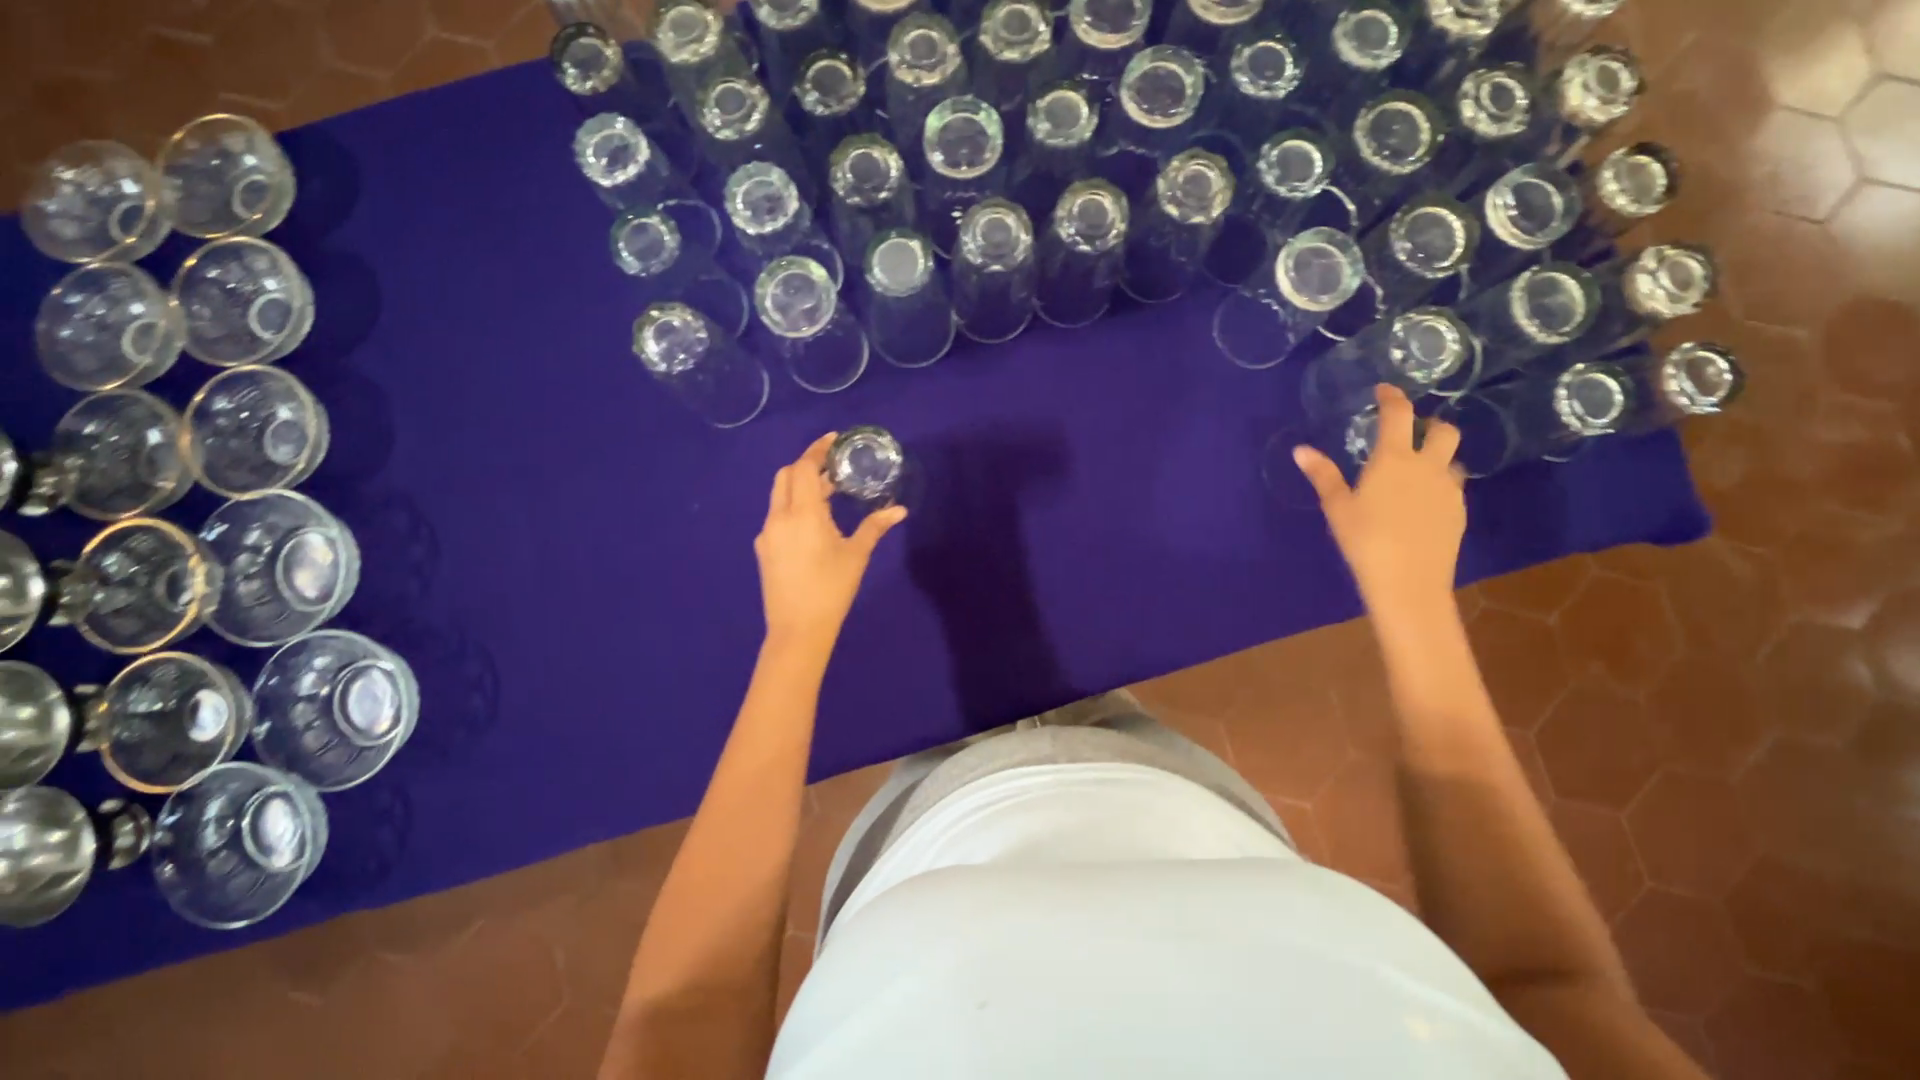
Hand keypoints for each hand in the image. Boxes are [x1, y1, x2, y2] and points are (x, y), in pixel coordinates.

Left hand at [755, 433, 907, 648]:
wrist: (798, 629)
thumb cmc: (831, 590)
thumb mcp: (857, 555)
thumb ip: (875, 527)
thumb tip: (899, 509)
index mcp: (802, 514)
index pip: (804, 468)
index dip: (817, 450)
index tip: (833, 440)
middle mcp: (779, 517)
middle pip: (786, 476)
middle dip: (807, 465)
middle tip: (833, 469)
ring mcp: (767, 534)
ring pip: (779, 496)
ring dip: (800, 487)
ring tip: (828, 495)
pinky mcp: (764, 549)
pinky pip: (777, 516)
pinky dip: (793, 507)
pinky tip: (813, 524)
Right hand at [1294, 385, 1465, 613]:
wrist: (1409, 582)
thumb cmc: (1365, 541)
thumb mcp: (1337, 508)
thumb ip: (1323, 475)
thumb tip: (1301, 450)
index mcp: (1393, 459)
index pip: (1398, 414)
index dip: (1392, 396)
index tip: (1385, 390)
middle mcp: (1427, 466)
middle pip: (1444, 431)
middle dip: (1430, 425)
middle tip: (1411, 434)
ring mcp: (1448, 489)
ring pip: (1452, 460)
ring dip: (1438, 458)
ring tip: (1417, 473)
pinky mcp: (1459, 512)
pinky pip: (1453, 487)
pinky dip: (1440, 485)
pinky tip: (1422, 505)